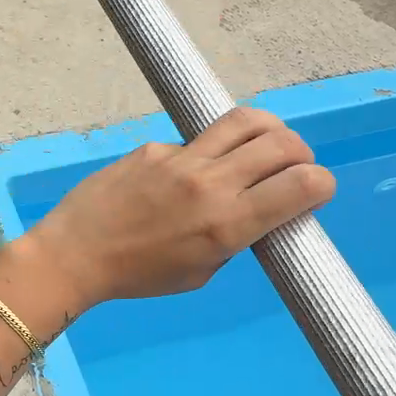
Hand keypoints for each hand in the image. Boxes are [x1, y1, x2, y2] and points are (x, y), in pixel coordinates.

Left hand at [7, 108, 334, 313]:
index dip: (320, 184)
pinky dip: (204, 153)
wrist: (75, 253)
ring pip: (244, 121)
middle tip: (289, 166)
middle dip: (300, 152)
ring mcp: (179, 160)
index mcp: (228, 224)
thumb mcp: (200, 272)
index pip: (304, 184)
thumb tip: (259, 208)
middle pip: (283, 142)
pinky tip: (180, 177)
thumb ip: (235, 237)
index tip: (311, 191)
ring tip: (259, 146)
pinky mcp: (152, 148)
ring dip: (265, 131)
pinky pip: (194, 141)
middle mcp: (210, 184)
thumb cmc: (138, 274)